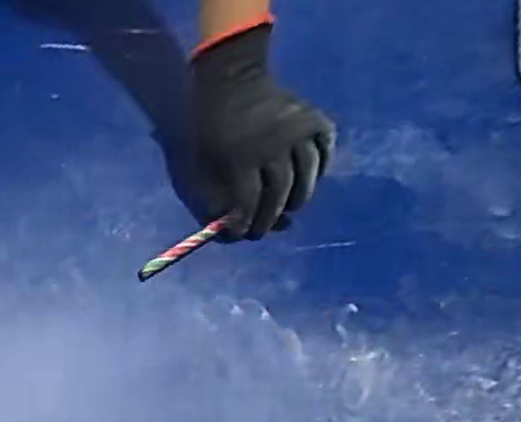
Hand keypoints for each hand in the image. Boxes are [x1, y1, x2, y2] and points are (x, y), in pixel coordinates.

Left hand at [193, 24, 334, 239]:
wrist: (232, 87)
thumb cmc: (206, 137)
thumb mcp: (197, 171)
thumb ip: (213, 201)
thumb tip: (230, 231)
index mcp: (242, 159)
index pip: (249, 202)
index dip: (245, 223)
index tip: (241, 235)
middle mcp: (277, 145)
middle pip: (280, 192)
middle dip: (269, 217)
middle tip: (261, 232)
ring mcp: (301, 130)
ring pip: (307, 176)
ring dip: (296, 199)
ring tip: (284, 213)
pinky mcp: (317, 120)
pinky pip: (322, 155)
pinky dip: (316, 173)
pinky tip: (302, 185)